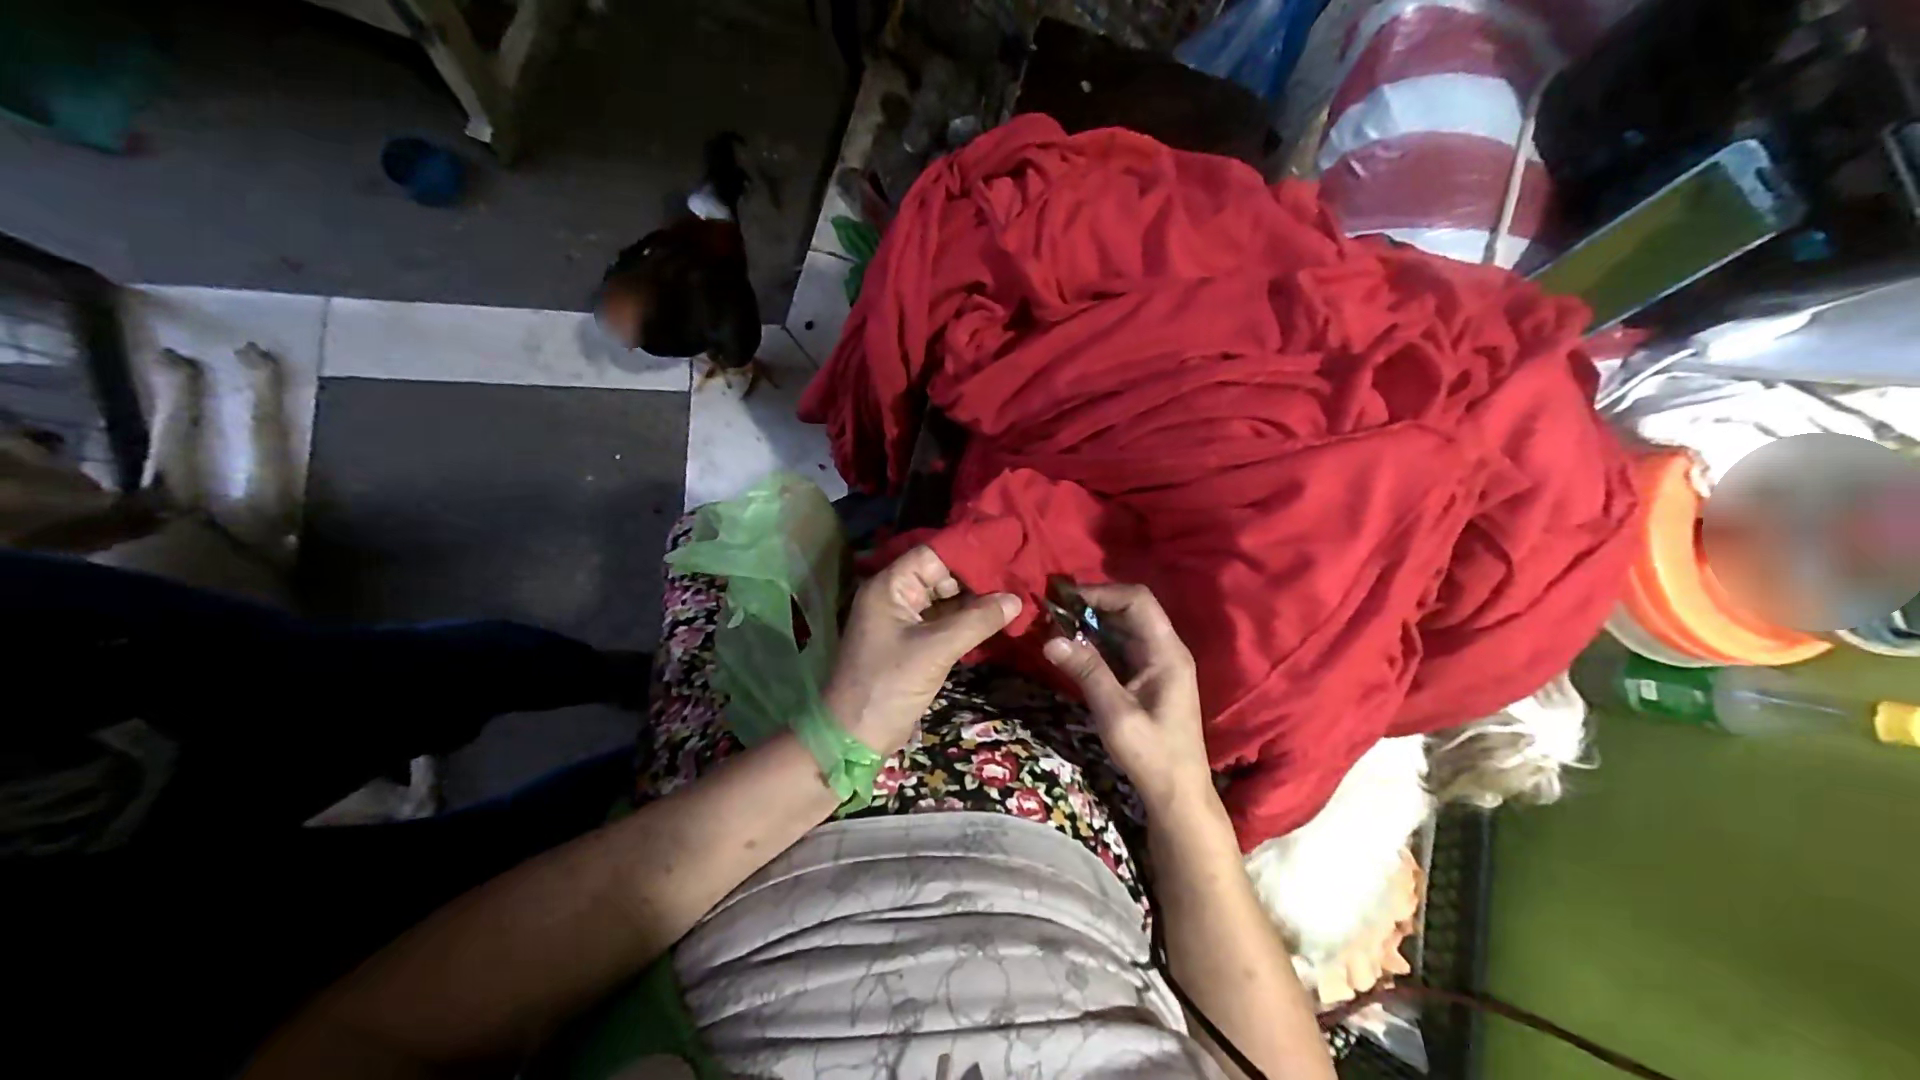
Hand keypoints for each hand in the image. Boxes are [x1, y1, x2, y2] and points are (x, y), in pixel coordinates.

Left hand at [824, 546, 1020, 755]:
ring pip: (946, 601)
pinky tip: (998, 621)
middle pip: (941, 576)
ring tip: (1016, 597)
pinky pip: (945, 623)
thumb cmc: (888, 685)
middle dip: (977, 579)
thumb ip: (976, 622)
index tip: (1004, 554)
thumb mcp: (934, 650)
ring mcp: (905, 622)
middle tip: (1017, 579)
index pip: (932, 555)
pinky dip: (968, 622)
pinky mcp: (915, 644)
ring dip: (976, 602)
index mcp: (890, 588)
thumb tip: (1015, 600)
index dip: (967, 553)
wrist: (856, 736)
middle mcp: (896, 598)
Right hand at [1042, 583, 1213, 812]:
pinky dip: (1097, 643)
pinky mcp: (1148, 677)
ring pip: (1123, 628)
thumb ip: (1087, 671)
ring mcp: (1158, 663)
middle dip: (1092, 606)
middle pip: (1130, 609)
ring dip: (1091, 624)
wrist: (1178, 793)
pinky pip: (1121, 647)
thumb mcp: (1116, 713)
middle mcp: (1165, 650)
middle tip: (1054, 613)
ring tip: (1056, 628)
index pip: (1137, 600)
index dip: (1102, 593)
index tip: (1066, 601)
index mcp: (1167, 652)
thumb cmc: (1152, 754)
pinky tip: (1073, 650)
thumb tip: (1050, 639)